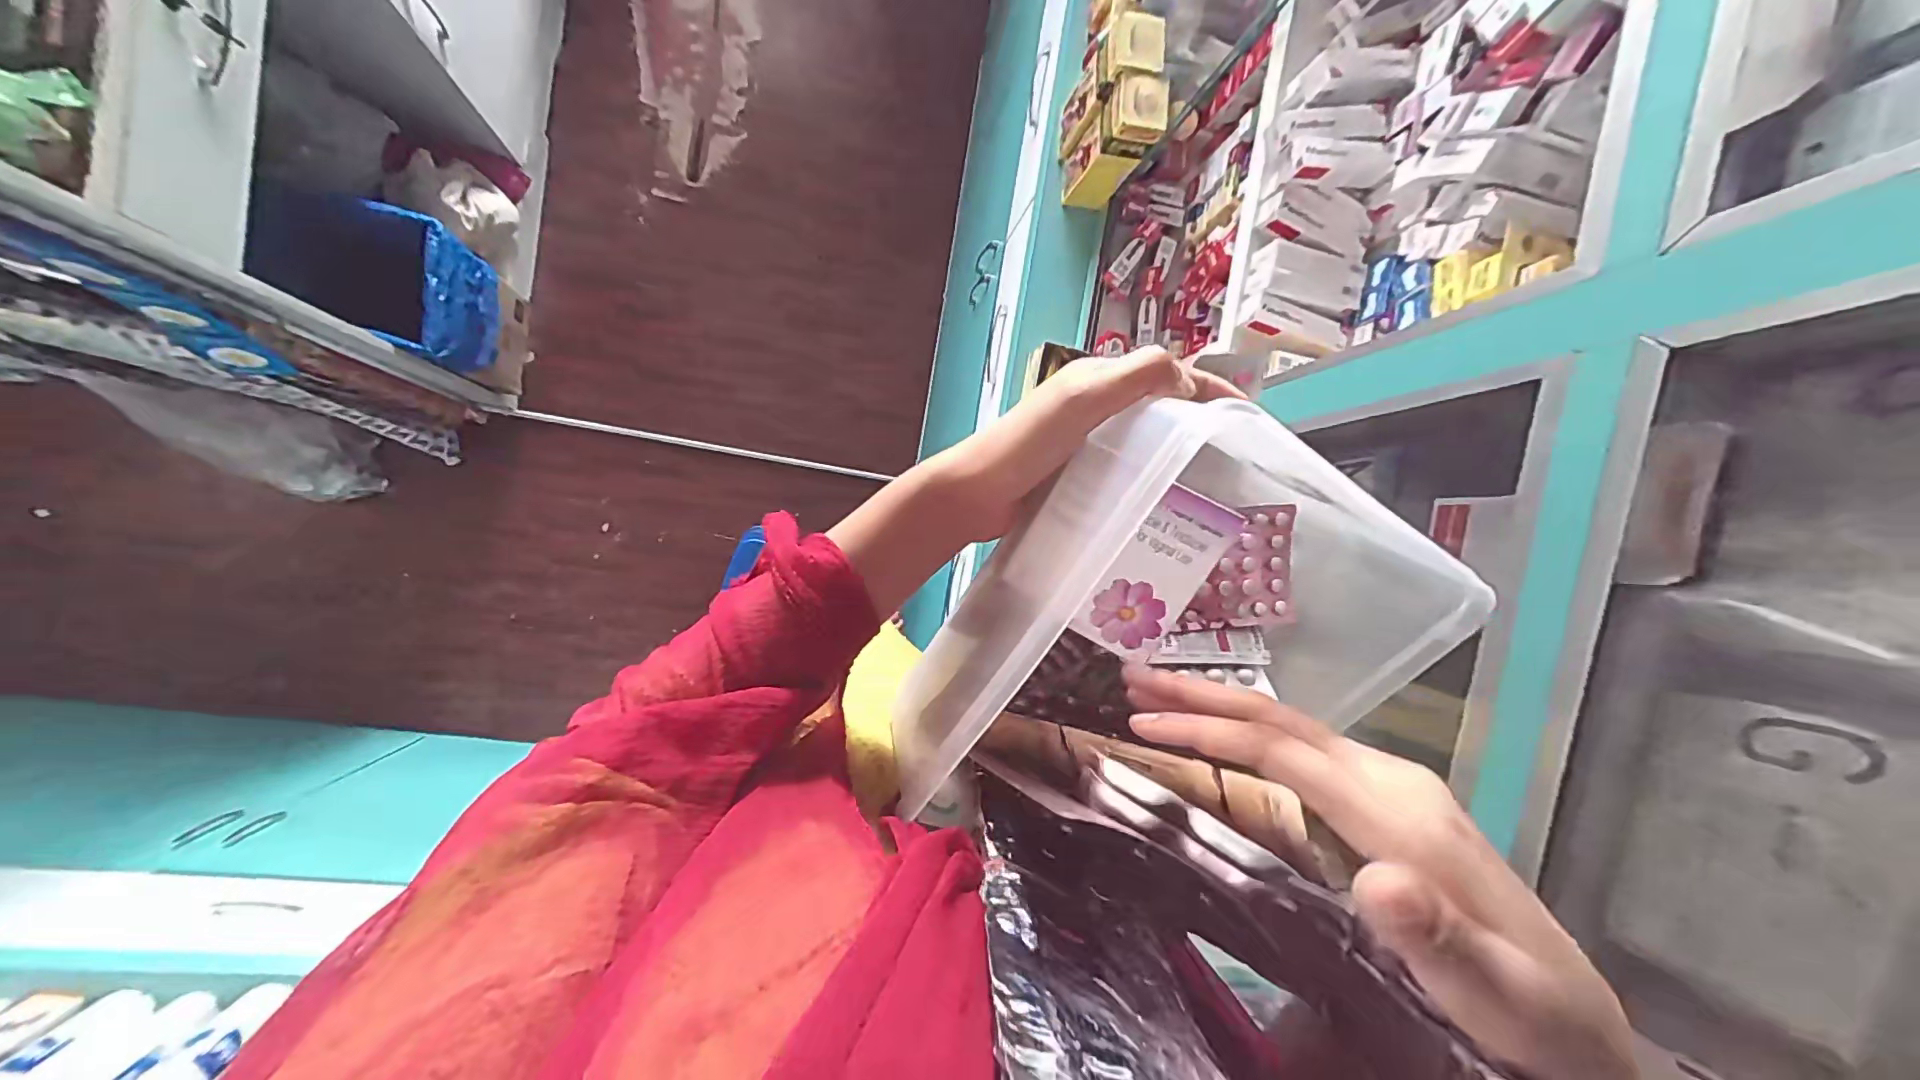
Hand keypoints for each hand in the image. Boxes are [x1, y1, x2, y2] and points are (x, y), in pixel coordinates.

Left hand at [920, 347, 1245, 542]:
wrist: (977, 493)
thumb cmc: (1026, 444)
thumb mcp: (1084, 398)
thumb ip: (1136, 377)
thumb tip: (1188, 380)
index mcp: (1098, 379)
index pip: (1167, 373)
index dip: (1210, 389)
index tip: (1248, 417)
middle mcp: (1093, 405)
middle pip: (1159, 405)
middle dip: (1199, 422)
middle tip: (1234, 457)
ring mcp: (1084, 441)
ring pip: (1143, 438)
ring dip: (1176, 451)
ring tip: (1209, 482)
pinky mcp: (1077, 472)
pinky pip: (1124, 467)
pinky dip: (1148, 474)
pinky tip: (1162, 499)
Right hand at [1123, 665, 1637, 1079]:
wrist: (1578, 1020)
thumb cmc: (1525, 1012)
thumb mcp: (1495, 996)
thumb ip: (1439, 939)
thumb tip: (1379, 880)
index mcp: (1398, 811)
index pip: (1283, 752)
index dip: (1209, 732)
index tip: (1144, 724)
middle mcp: (1386, 778)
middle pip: (1279, 719)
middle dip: (1201, 695)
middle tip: (1133, 677)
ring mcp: (1384, 783)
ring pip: (1287, 725)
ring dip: (1218, 704)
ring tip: (1156, 691)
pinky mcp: (1379, 797)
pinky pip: (1296, 747)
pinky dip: (1244, 729)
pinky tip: (1218, 732)